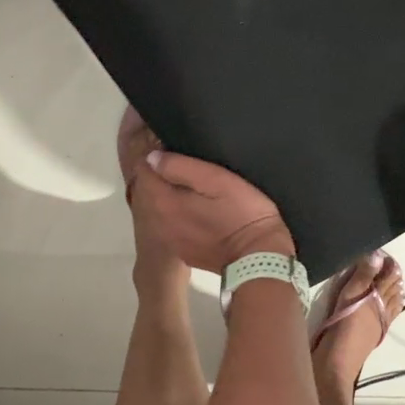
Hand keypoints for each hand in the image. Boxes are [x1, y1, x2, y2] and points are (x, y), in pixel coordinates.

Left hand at [130, 149, 294, 273]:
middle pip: (148, 191)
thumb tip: (152, 157)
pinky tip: (197, 212)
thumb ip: (180, 166)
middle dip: (159, 175)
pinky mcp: (183, 252)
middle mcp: (159, 223)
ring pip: (158, 209)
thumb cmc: (243, 212)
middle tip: (185, 163)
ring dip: (167, 196)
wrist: (260, 258)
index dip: (156, 154)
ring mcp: (170, 241)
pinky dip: (176, 215)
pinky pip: (170, 226)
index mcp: (163, 202)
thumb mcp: (217, 179)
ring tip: (192, 187)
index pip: (144, 170)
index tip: (174, 147)